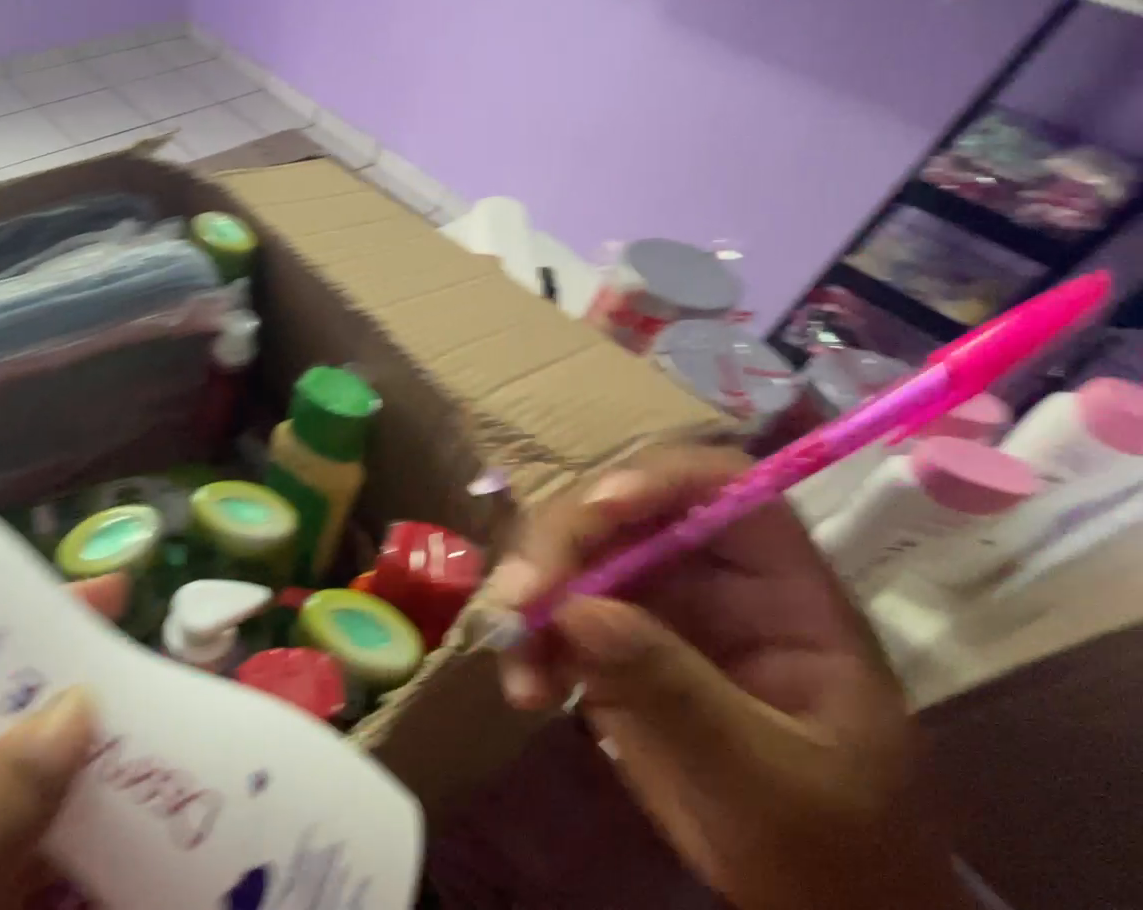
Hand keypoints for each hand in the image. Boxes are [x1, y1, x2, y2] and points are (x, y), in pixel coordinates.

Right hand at [489, 444, 967, 909]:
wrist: (815, 908)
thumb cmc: (829, 844)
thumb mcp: (766, 773)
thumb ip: (677, 689)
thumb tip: (577, 610)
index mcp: (779, 590)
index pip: (720, 490)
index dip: (658, 479)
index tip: (598, 510)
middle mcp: (709, 583)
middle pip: (621, 516)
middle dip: (562, 547)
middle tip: (520, 602)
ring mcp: (655, 615)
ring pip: (573, 562)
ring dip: (531, 599)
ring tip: (516, 664)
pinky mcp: (610, 653)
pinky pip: (552, 621)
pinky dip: (526, 646)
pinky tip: (525, 693)